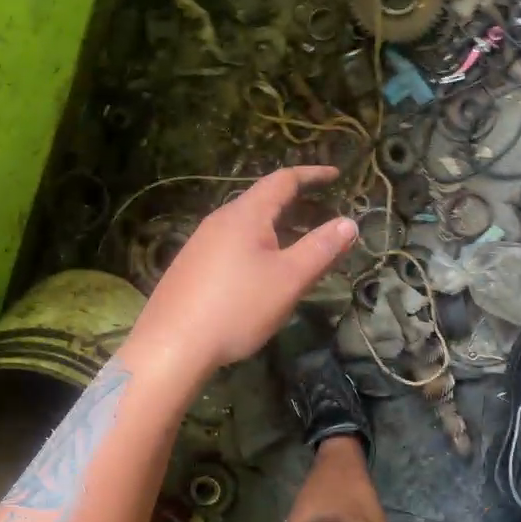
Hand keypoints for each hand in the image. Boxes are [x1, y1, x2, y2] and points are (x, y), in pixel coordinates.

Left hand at [121, 167, 357, 380]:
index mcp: (245, 214)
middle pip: (264, 201)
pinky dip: (260, 246)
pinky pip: (234, 244)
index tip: (337, 175)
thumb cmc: (237, 307)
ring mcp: (201, 243)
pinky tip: (266, 273)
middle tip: (327, 216)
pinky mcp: (192, 267)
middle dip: (299, 205)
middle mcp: (220, 220)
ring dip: (280, 228)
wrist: (171, 346)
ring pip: (249, 226)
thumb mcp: (289, 279)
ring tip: (303, 246)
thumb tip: (349, 222)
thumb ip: (321, 248)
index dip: (312, 175)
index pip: (283, 180)